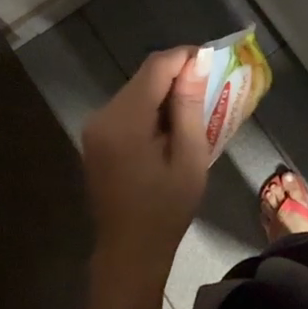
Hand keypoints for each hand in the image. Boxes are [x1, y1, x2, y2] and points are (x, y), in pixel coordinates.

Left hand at [80, 47, 210, 274]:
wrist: (129, 251)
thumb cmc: (166, 209)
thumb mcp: (189, 158)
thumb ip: (189, 106)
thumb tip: (196, 64)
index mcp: (124, 122)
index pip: (155, 68)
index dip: (184, 57)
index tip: (212, 60)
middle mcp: (103, 116)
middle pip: (143, 77)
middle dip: (176, 74)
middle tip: (210, 83)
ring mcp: (95, 127)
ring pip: (135, 90)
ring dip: (164, 91)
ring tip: (195, 104)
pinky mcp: (96, 138)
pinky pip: (127, 108)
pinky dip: (150, 107)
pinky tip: (171, 124)